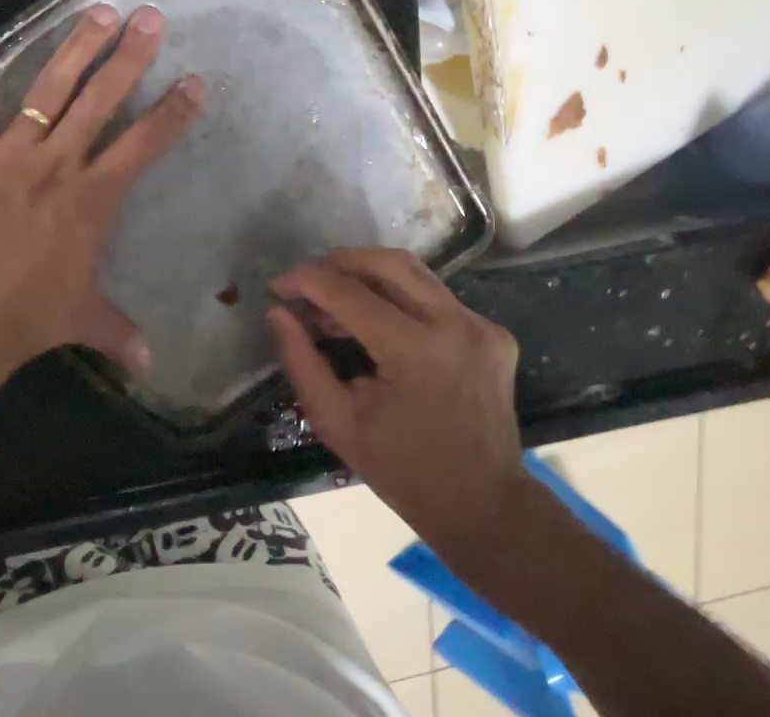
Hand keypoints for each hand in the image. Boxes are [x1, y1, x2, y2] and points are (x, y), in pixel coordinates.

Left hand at [0, 3, 203, 385]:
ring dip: (74, 48)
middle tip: (150, 17)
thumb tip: (151, 364)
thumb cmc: (25, 319)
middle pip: (100, 101)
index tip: (194, 82)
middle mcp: (56, 165)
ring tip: (98, 12)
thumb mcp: (82, 320)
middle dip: (129, 57)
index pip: (143, 145)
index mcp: (92, 200)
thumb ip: (120, 332)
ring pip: (46, 89)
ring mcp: (8, 155)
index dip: (172, 112)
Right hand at [267, 249, 525, 550]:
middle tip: (305, 283)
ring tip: (333, 307)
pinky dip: (397, 300)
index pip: (349, 293)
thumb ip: (302, 361)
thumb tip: (277, 313)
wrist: (483, 505)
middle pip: (388, 263)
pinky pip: (435, 298)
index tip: (276, 287)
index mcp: (417, 352)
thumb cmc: (402, 470)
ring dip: (366, 278)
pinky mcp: (493, 334)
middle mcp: (456, 325)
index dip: (305, 281)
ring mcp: (481, 327)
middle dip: (337, 263)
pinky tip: (375, 327)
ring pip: (414, 273)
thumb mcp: (336, 420)